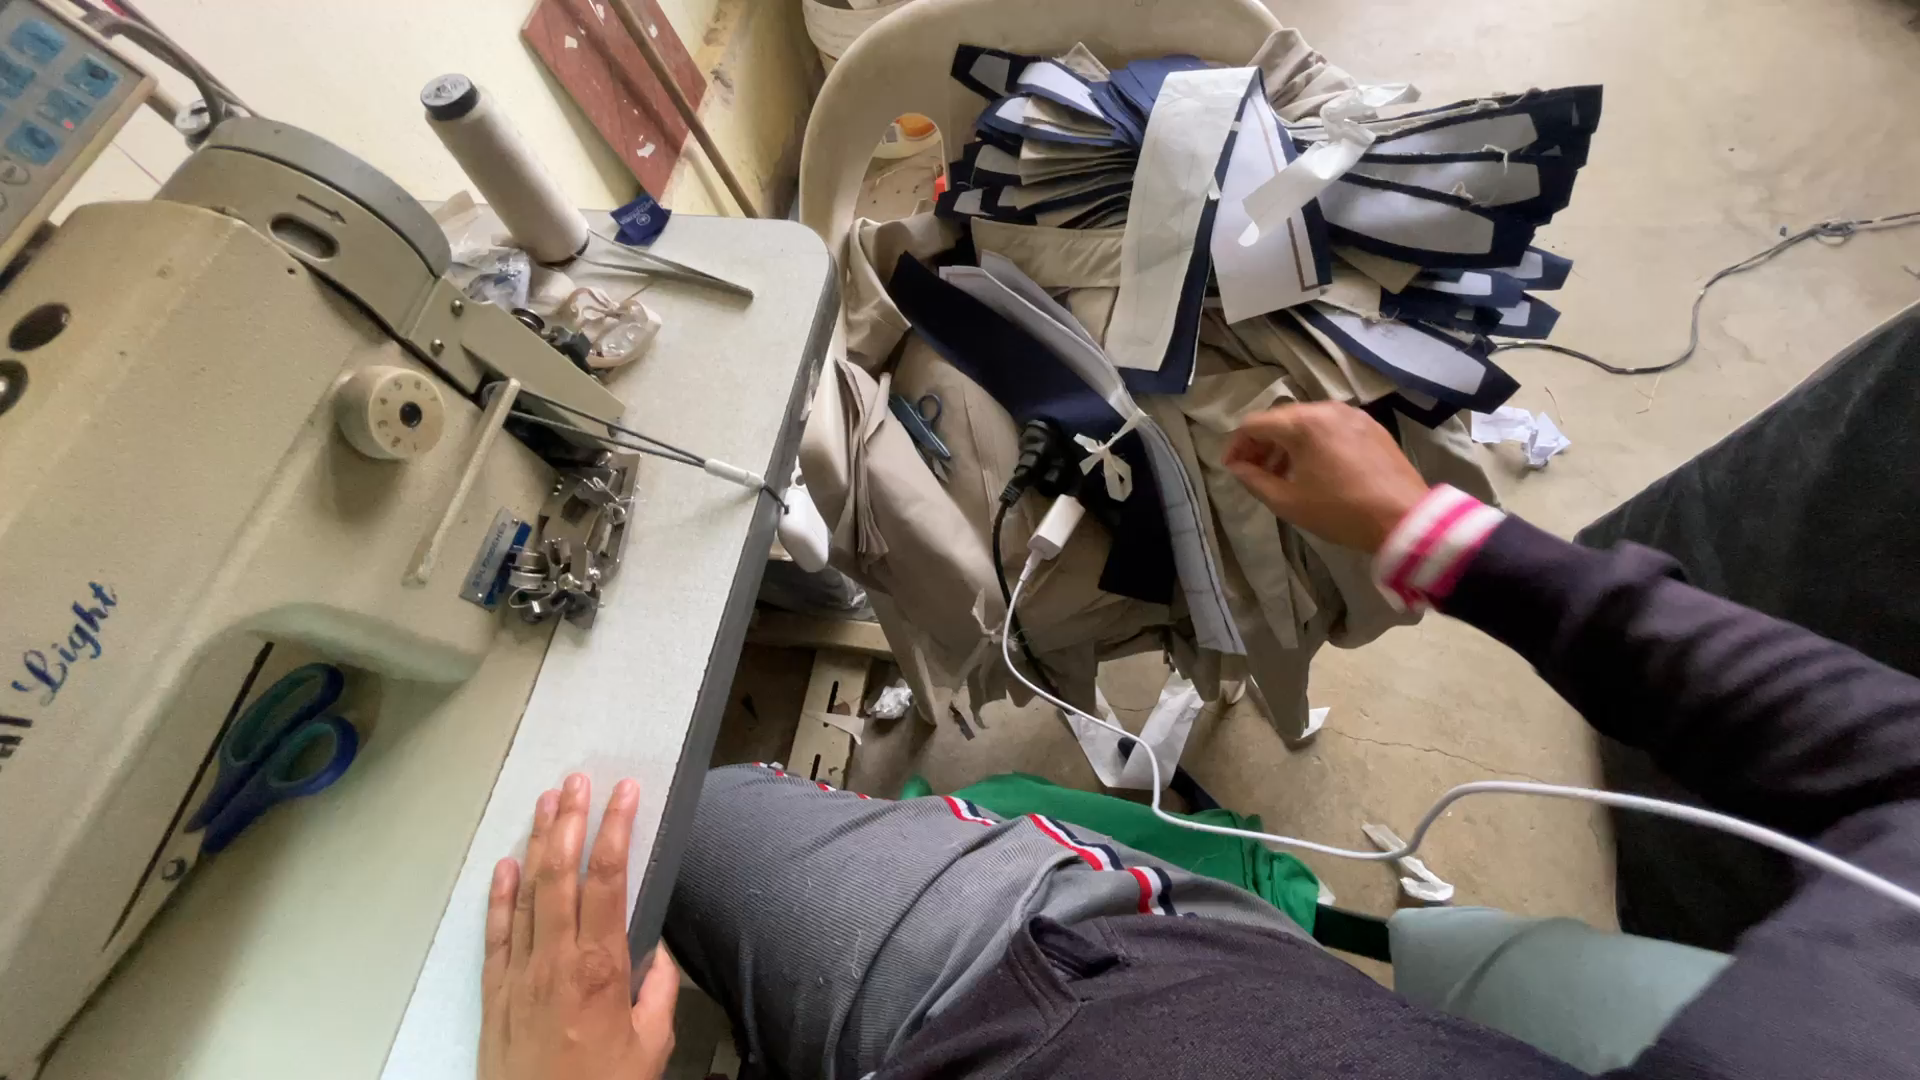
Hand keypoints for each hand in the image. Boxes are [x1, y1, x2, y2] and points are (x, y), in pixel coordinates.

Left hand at [481, 774, 678, 1079]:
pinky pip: (495, 935)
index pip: (609, 877)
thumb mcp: (652, 1041)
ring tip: (545, 803)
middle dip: (570, 821)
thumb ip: (657, 987)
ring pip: (526, 894)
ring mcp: (519, 975)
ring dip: (536, 844)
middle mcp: (555, 959)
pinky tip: (503, 865)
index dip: (616, 828)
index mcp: (600, 964)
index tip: (625, 791)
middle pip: (560, 874)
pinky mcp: (494, 996)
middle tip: (577, 781)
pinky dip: (497, 896)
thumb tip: (655, 948)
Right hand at [1222, 402, 1430, 553]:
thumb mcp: (1287, 502)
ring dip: (1285, 443)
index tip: (1232, 468)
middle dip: (1261, 443)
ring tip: (1281, 472)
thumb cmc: (1340, 511)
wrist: (1403, 517)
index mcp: (1302, 424)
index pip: (1253, 424)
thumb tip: (1237, 468)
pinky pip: (1329, 426)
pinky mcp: (1370, 425)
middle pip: (1279, 419)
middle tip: (1253, 470)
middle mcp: (1326, 409)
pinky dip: (1312, 441)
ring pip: (1305, 421)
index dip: (1236, 445)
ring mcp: (1351, 415)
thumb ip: (1254, 480)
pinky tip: (1312, 467)